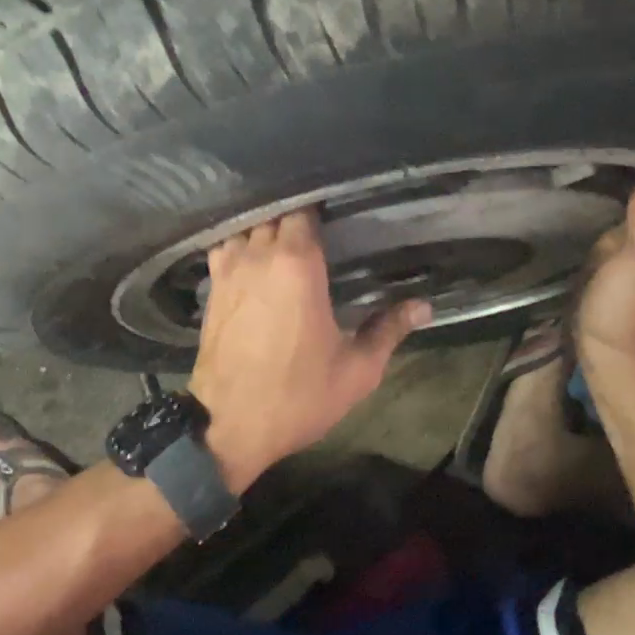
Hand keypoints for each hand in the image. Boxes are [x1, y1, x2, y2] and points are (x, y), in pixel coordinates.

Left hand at [187, 209, 431, 490]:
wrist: (229, 425)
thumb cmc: (298, 395)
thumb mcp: (356, 369)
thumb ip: (388, 330)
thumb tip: (423, 306)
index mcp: (298, 263)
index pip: (305, 211)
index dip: (320, 209)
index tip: (338, 215)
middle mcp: (260, 254)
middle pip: (276, 215)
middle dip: (295, 218)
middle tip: (318, 230)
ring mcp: (229, 269)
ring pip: (247, 228)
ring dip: (265, 229)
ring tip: (286, 240)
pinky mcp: (211, 288)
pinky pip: (224, 249)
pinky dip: (238, 245)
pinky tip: (253, 258)